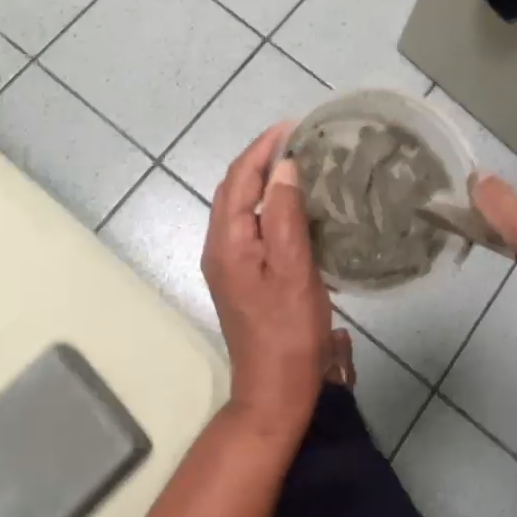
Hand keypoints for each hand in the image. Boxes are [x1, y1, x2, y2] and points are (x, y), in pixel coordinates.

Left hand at [203, 123, 330, 439]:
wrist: (274, 390)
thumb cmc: (288, 330)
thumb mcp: (294, 268)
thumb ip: (286, 214)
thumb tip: (283, 167)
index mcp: (228, 241)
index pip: (240, 178)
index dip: (263, 147)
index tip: (293, 126)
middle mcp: (219, 247)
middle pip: (233, 188)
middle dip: (259, 158)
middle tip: (297, 140)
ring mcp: (227, 264)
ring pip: (239, 206)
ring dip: (262, 180)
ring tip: (296, 163)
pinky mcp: (240, 277)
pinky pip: (248, 225)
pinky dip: (266, 204)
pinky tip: (293, 206)